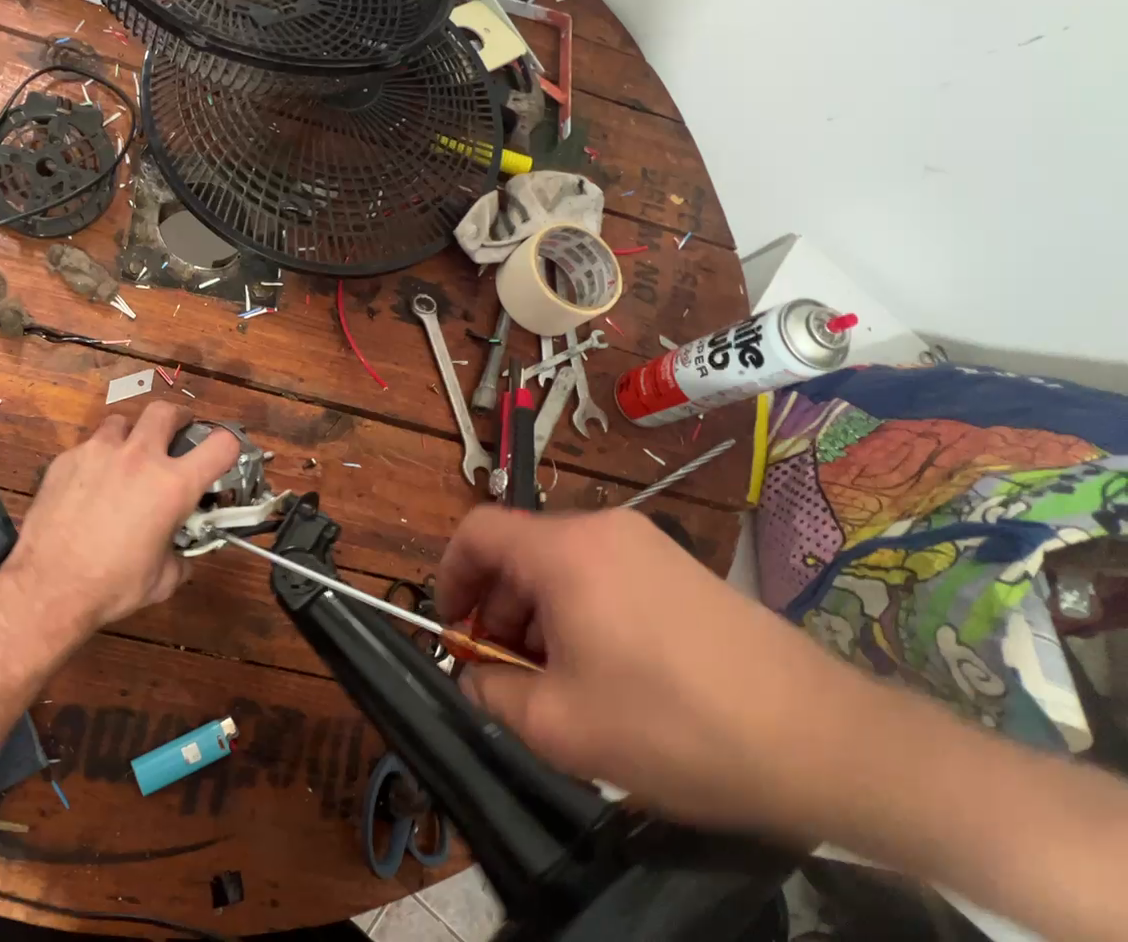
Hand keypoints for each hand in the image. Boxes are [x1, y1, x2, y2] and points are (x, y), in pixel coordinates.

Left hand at [0, 402, 239, 635]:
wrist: (49, 585)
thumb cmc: (111, 586)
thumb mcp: (162, 579)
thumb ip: (179, 558)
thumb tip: (181, 558)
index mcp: (173, 486)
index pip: (220, 445)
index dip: (228, 446)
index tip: (222, 453)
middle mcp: (139, 458)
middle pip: (165, 411)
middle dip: (176, 419)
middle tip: (175, 435)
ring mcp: (98, 453)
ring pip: (122, 422)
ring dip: (131, 435)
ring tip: (127, 457)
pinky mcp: (66, 460)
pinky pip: (88, 447)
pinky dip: (97, 459)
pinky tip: (89, 485)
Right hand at [436, 506, 867, 832]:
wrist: (826, 742)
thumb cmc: (673, 727)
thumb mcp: (557, 724)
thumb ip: (489, 694)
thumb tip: (472, 680)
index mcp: (566, 551)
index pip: (476, 531)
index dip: (448, 577)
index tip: (454, 631)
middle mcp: (606, 531)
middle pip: (519, 551)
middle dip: (496, 609)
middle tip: (504, 672)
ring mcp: (652, 547)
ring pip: (562, 567)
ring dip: (538, 617)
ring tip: (557, 683)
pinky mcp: (685, 571)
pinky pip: (605, 578)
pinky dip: (581, 615)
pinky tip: (606, 676)